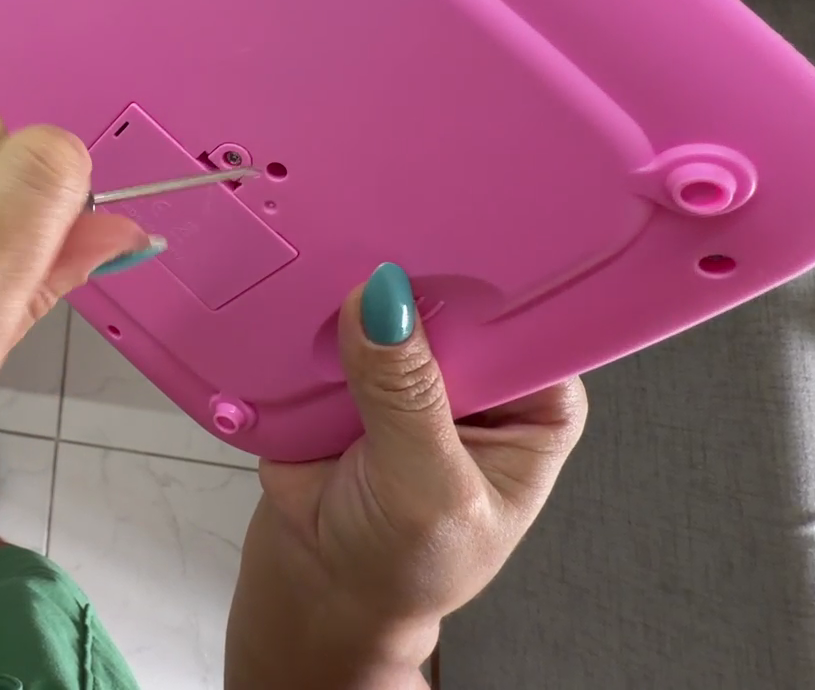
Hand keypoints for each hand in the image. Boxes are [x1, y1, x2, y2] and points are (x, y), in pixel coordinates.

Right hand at [227, 263, 586, 687]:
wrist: (321, 578)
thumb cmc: (407, 557)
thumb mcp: (425, 487)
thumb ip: (404, 398)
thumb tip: (381, 302)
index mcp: (526, 405)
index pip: (523, 323)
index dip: (485, 282)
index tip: (439, 237)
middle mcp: (466, 378)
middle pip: (441, 304)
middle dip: (402, 282)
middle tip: (363, 237)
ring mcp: (396, 371)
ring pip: (376, 311)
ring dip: (344, 295)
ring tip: (315, 259)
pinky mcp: (336, 371)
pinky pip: (322, 329)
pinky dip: (303, 316)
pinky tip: (288, 293)